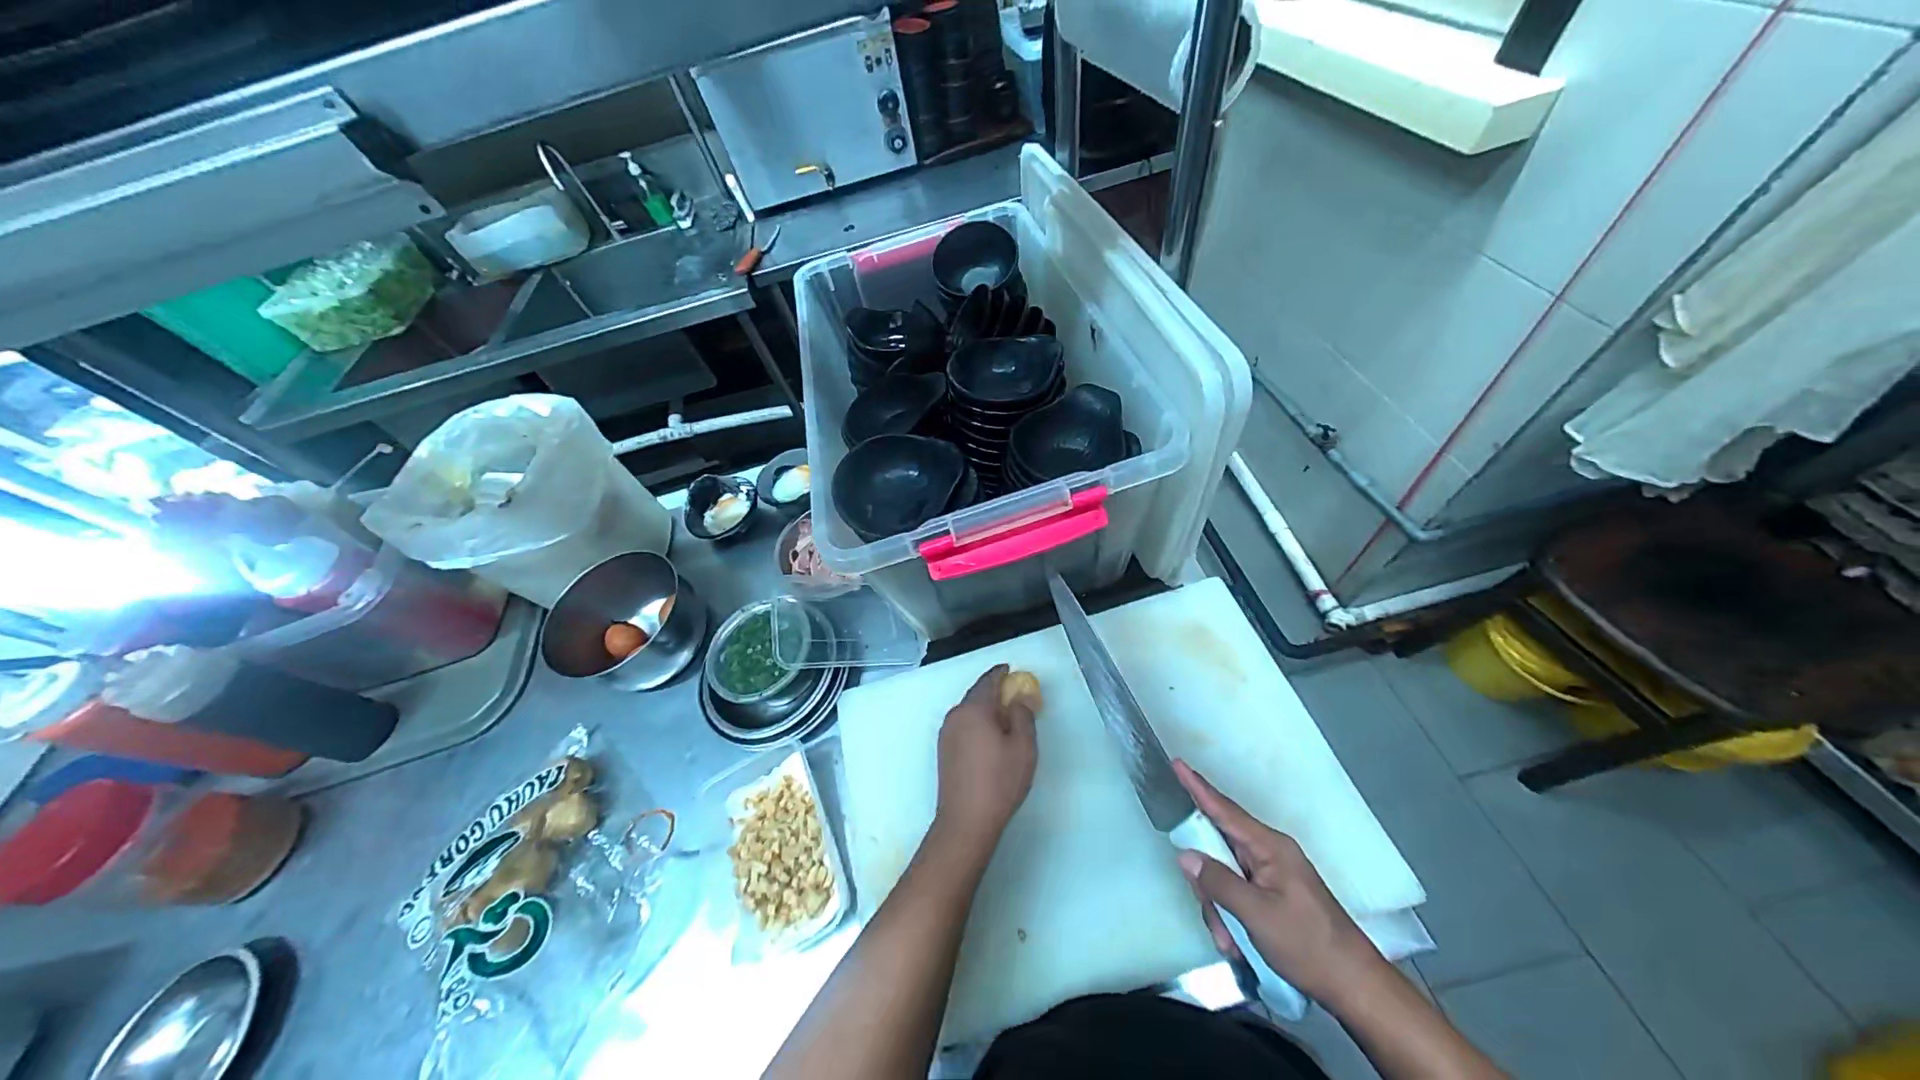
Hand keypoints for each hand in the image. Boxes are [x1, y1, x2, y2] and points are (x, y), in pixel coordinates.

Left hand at [932, 665, 1038, 855]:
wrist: (966, 819)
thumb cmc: (1000, 781)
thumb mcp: (1023, 746)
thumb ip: (1023, 715)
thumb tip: (1019, 697)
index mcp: (974, 709)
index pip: (988, 681)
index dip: (1001, 673)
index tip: (1011, 670)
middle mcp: (955, 715)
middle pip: (976, 694)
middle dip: (993, 690)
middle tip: (1013, 694)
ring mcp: (946, 733)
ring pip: (968, 710)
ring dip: (984, 708)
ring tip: (1004, 716)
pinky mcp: (943, 750)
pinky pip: (962, 725)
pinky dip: (976, 722)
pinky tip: (988, 735)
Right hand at [1173, 759, 1389, 1009]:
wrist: (1353, 985)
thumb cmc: (1309, 944)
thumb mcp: (1257, 914)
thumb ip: (1218, 882)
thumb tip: (1186, 855)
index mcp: (1270, 848)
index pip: (1225, 810)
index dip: (1198, 787)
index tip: (1177, 763)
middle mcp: (1269, 854)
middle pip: (1218, 850)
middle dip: (1209, 886)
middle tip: (1216, 917)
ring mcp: (1271, 876)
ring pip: (1223, 878)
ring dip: (1221, 911)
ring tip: (1233, 942)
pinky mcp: (1271, 896)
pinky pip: (1235, 895)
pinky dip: (1231, 919)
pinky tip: (1239, 945)